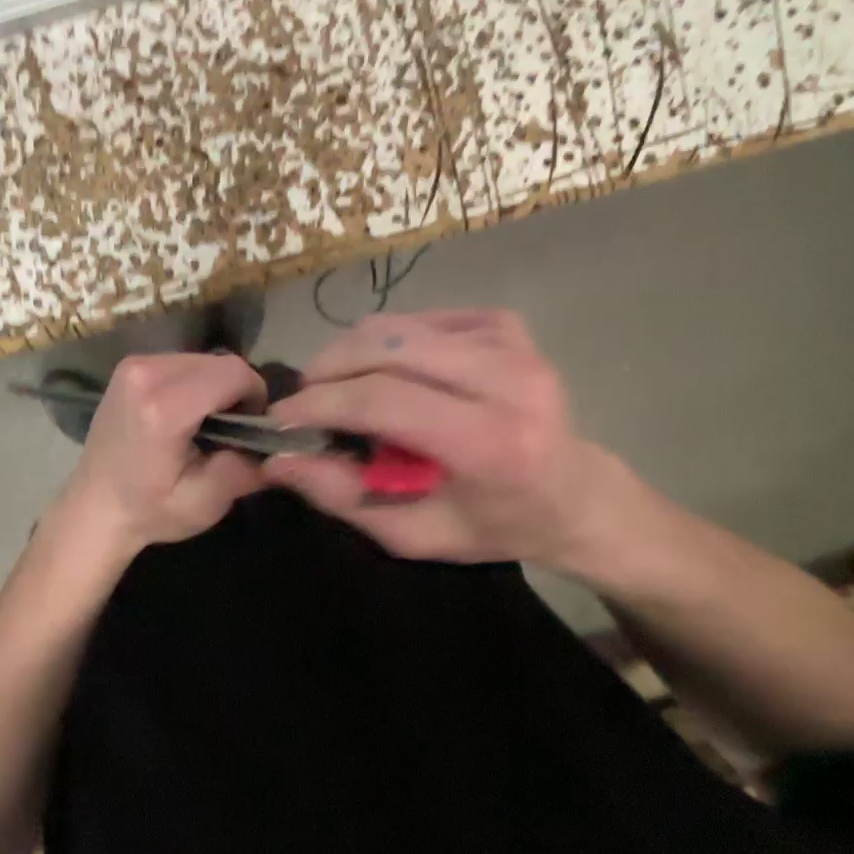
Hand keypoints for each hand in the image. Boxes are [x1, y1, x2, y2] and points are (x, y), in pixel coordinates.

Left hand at [45, 353, 268, 556]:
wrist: (95, 507)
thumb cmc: (149, 511)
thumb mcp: (206, 503)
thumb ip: (245, 468)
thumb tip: (274, 442)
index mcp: (163, 408)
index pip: (234, 373)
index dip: (254, 397)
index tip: (249, 429)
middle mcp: (145, 374)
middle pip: (220, 362)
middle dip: (235, 392)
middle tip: (230, 430)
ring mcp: (133, 365)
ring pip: (203, 359)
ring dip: (215, 386)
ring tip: (206, 424)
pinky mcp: (129, 366)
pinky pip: (182, 362)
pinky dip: (194, 382)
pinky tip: (185, 414)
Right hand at [264, 310, 628, 569]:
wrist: (578, 496)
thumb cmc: (495, 525)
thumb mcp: (415, 534)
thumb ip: (343, 497)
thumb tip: (276, 460)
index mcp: (494, 442)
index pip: (383, 400)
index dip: (319, 403)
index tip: (280, 418)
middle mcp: (508, 379)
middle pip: (381, 348)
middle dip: (325, 371)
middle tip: (305, 403)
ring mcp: (510, 342)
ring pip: (392, 326)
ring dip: (351, 356)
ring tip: (345, 392)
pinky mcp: (504, 323)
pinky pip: (415, 320)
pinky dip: (386, 345)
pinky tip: (393, 377)